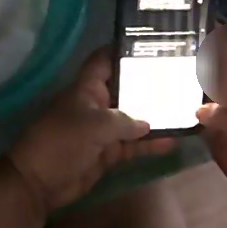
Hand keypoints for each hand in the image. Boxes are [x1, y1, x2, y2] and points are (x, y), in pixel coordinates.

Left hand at [7, 49, 172, 211]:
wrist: (40, 183)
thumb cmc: (62, 142)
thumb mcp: (94, 125)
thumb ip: (124, 120)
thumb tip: (148, 124)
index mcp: (87, 89)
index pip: (105, 60)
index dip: (124, 50)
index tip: (153, 44)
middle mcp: (97, 105)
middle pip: (127, 89)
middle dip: (150, 85)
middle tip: (182, 79)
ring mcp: (103, 130)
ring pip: (134, 118)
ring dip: (156, 118)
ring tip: (186, 111)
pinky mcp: (108, 152)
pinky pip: (134, 144)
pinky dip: (150, 144)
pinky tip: (173, 142)